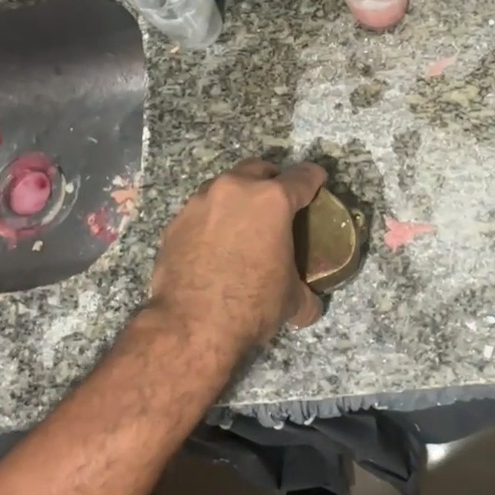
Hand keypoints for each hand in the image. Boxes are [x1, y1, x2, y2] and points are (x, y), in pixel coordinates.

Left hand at [149, 158, 325, 352]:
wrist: (191, 325)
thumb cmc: (251, 305)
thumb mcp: (291, 300)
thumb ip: (306, 294)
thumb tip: (312, 306)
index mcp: (272, 200)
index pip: (302, 176)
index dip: (314, 179)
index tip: (318, 183)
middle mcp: (235, 189)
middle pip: (258, 169)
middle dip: (270, 180)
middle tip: (277, 203)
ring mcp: (200, 202)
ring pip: (224, 185)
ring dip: (237, 198)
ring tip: (242, 224)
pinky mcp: (176, 221)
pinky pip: (200, 211)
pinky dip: (211, 220)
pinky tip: (214, 244)